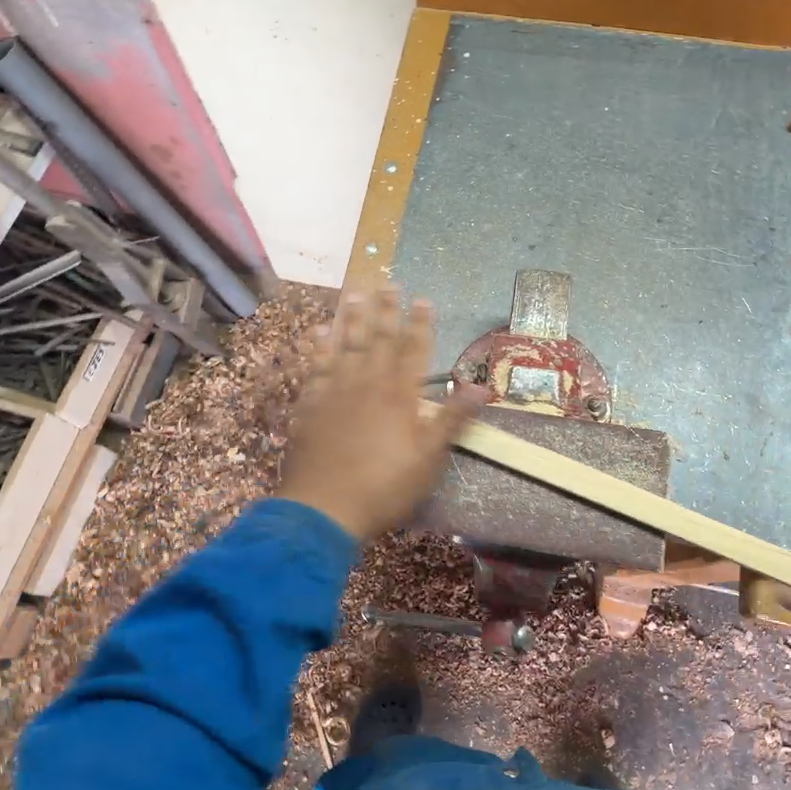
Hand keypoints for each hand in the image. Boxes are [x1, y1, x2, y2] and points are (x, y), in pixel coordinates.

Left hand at [278, 287, 482, 539]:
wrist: (323, 507)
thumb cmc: (384, 486)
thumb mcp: (428, 458)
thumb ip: (451, 418)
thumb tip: (480, 385)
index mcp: (400, 395)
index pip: (414, 350)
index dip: (420, 324)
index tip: (423, 299)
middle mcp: (367, 384)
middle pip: (379, 339)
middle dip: (386, 310)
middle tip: (388, 282)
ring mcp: (335, 391)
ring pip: (345, 345)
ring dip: (352, 318)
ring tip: (356, 292)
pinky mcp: (310, 404)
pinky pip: (315, 366)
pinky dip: (318, 346)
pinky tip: (319, 331)